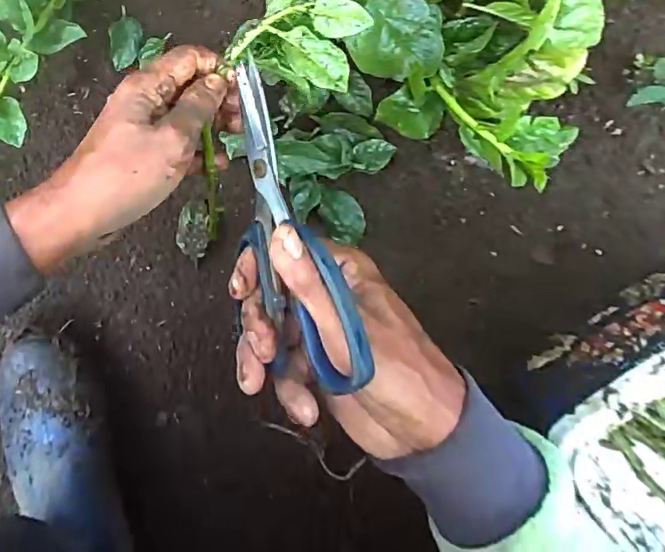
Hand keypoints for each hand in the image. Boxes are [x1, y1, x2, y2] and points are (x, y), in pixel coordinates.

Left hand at [7, 45, 239, 272]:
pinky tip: (215, 166)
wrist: (78, 216)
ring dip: (212, 125)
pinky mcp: (142, 149)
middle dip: (219, 99)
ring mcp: (143, 124)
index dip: (218, 68)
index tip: (240, 91)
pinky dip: (196, 148)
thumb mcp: (173, 139)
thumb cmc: (127, 174)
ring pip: (186, 113)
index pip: (190, 57)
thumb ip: (200, 105)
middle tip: (240, 122)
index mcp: (148, 85)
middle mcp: (145, 98)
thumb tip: (218, 80)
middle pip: (190, 84)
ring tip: (233, 143)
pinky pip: (176, 139)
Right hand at [231, 226, 465, 458]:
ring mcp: (320, 331)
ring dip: (264, 361)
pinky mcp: (317, 365)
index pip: (287, 251)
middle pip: (271, 296)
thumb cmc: (394, 366)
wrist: (424, 433)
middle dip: (259, 325)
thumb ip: (307, 282)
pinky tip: (305, 410)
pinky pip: (286, 368)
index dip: (258, 266)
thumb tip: (280, 232)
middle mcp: (326, 295)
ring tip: (261, 383)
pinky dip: (289, 390)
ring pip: (272, 334)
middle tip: (261, 350)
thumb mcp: (343, 326)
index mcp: (339, 270)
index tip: (240, 290)